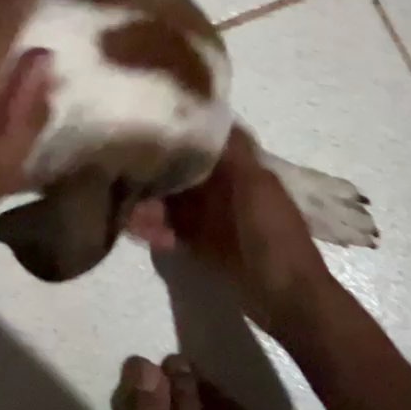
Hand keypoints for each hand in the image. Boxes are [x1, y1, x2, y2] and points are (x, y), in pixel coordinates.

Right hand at [128, 126, 332, 334]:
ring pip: (172, 204)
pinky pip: (171, 232)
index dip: (178, 135)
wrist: (287, 298)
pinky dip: (155, 231)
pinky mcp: (203, 247)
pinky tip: (141, 233)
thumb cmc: (272, 235)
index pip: (205, 144)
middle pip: (182, 174)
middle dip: (155, 174)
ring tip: (130, 214)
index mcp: (242, 172)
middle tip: (124, 175)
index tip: (146, 126)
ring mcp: (213, 221)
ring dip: (150, 206)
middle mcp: (225, 191)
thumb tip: (212, 111)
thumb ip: (235, 150)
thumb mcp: (256, 184)